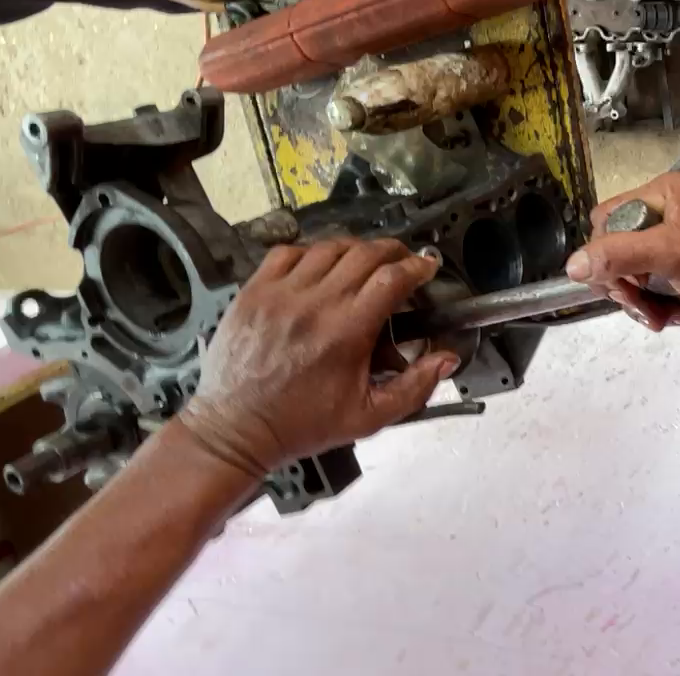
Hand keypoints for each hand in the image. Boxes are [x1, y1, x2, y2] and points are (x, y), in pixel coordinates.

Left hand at [177, 240, 458, 479]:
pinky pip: (288, 252)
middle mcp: (313, 305)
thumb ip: (415, 388)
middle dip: (394, 251)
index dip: (417, 265)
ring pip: (330, 247)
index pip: (392, 277)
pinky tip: (320, 267)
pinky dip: (311, 252)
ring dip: (356, 249)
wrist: (232, 432)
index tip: (427, 267)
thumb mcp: (368, 417)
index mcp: (345, 333)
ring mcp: (279, 295)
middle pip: (366, 253)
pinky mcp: (253, 293)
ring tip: (365, 263)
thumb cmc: (300, 424)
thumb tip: (447, 359)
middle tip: (403, 262)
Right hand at [566, 173, 679, 335]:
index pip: (606, 218)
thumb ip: (618, 255)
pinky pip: (651, 289)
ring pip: (631, 275)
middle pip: (615, 251)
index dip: (606, 252)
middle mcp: (666, 212)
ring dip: (643, 302)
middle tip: (643, 305)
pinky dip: (660, 307)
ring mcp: (676, 243)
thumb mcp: (670, 254)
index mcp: (662, 193)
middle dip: (626, 286)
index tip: (623, 280)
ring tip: (663, 317)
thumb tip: (571, 265)